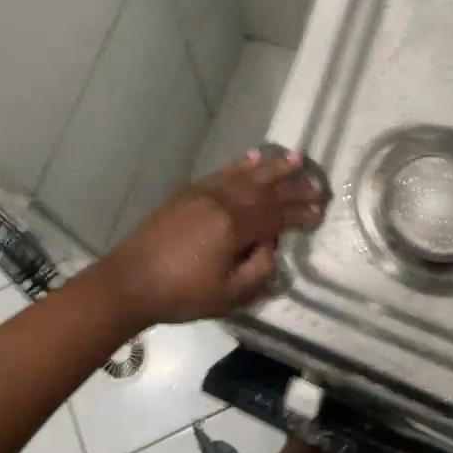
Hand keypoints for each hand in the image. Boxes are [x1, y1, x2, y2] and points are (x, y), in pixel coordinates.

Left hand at [92, 148, 325, 327]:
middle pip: (265, 190)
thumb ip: (259, 269)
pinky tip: (253, 157)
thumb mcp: (229, 295)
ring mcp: (204, 192)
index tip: (320, 211)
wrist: (132, 280)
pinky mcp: (189, 192)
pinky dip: (241, 164)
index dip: (300, 213)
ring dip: (271, 167)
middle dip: (293, 186)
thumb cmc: (182, 294)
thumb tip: (270, 246)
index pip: (277, 215)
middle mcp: (222, 201)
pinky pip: (223, 172)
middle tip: (317, 183)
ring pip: (246, 174)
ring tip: (294, 158)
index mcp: (234, 226)